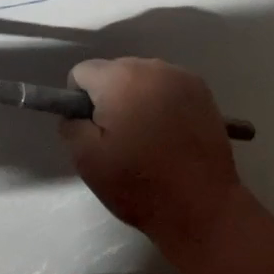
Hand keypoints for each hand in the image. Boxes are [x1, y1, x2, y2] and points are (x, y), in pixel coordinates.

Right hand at [59, 57, 243, 248]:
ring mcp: (178, 75)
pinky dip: (161, 99)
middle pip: (113, 70)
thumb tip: (74, 112)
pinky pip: (167, 84)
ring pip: (141, 76)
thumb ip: (72, 126)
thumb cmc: (140, 185)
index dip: (80, 100)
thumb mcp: (88, 162)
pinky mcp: (200, 88)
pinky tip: (170, 131)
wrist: (202, 207)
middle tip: (120, 136)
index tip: (93, 129)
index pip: (82, 72)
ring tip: (148, 136)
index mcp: (118, 79)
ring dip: (136, 96)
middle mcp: (149, 66)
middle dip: (110, 96)